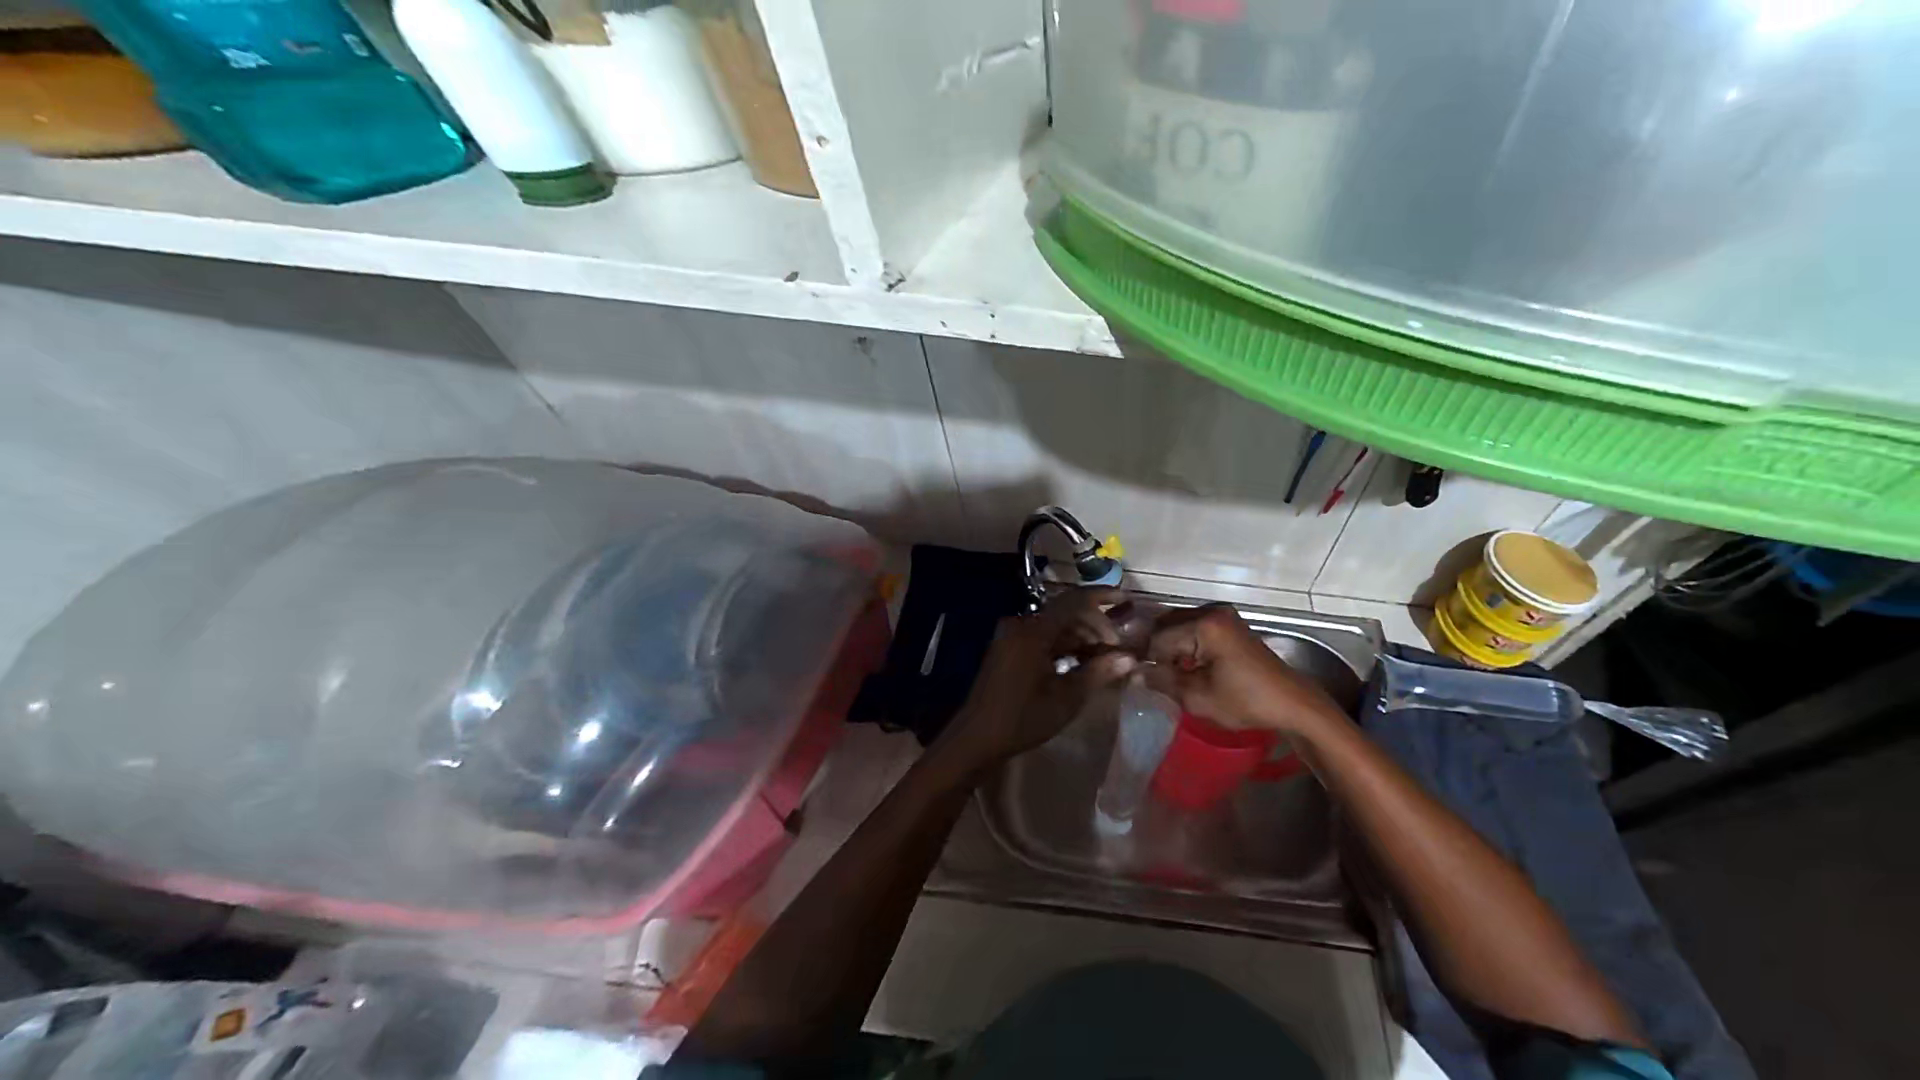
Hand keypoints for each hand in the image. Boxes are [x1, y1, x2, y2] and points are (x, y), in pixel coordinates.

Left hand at [937, 587, 1137, 773]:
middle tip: (1120, 645)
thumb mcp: (1066, 698)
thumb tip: (1130, 657)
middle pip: (1065, 613)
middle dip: (1095, 625)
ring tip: (1107, 656)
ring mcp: (1012, 638)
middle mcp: (1020, 626)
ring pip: (1055, 627)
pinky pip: (1042, 639)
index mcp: (1033, 631)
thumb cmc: (1022, 718)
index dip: (1101, 597)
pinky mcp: (1009, 651)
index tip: (1125, 598)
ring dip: (1081, 637)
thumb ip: (1098, 672)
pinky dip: (1064, 646)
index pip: (1073, 601)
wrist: (976, 738)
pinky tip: (1084, 662)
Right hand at [1145, 604, 1344, 733]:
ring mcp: (1222, 616)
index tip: (1140, 680)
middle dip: (1157, 651)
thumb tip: (1134, 673)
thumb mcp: (1198, 697)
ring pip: (1178, 627)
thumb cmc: (1246, 702)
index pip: (1158, 638)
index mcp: (1205, 625)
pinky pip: (1194, 630)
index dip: (1146, 660)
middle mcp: (1212, 612)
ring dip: (1170, 649)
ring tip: (1166, 675)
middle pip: (1166, 626)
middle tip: (1150, 677)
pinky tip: (1184, 668)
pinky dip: (1185, 646)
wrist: (1293, 705)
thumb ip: (1162, 681)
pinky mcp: (1229, 626)